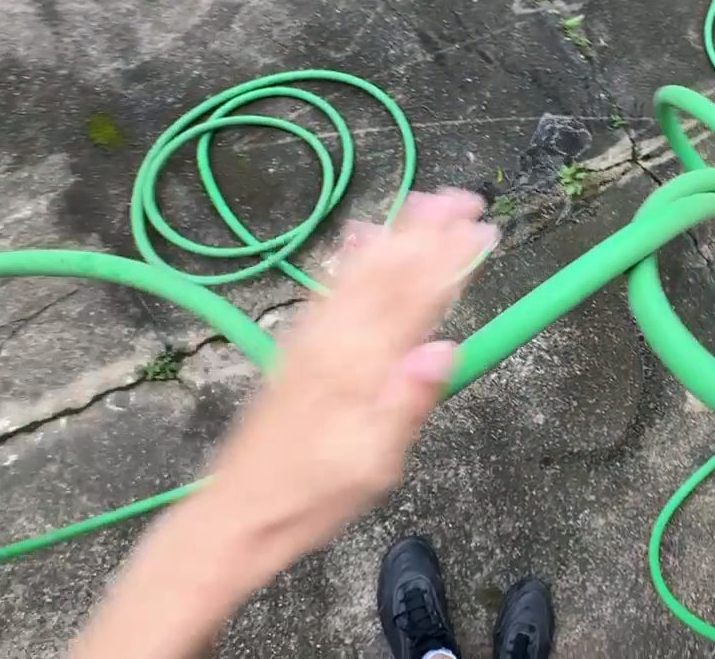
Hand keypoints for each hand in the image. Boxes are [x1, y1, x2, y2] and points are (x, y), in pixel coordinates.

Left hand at [73, 190, 493, 658]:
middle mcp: (337, 341)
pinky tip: (359, 233)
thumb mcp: (374, 465)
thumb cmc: (313, 497)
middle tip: (463, 197)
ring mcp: (313, 338)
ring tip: (423, 198)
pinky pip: (327, 286)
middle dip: (430, 231)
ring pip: (361, 271)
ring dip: (396, 231)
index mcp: (362, 367)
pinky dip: (348, 254)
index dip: (453, 260)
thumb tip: (444, 349)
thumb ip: (408, 402)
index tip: (482, 230)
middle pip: (392, 273)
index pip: (418, 300)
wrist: (232, 517)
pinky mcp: (297, 346)